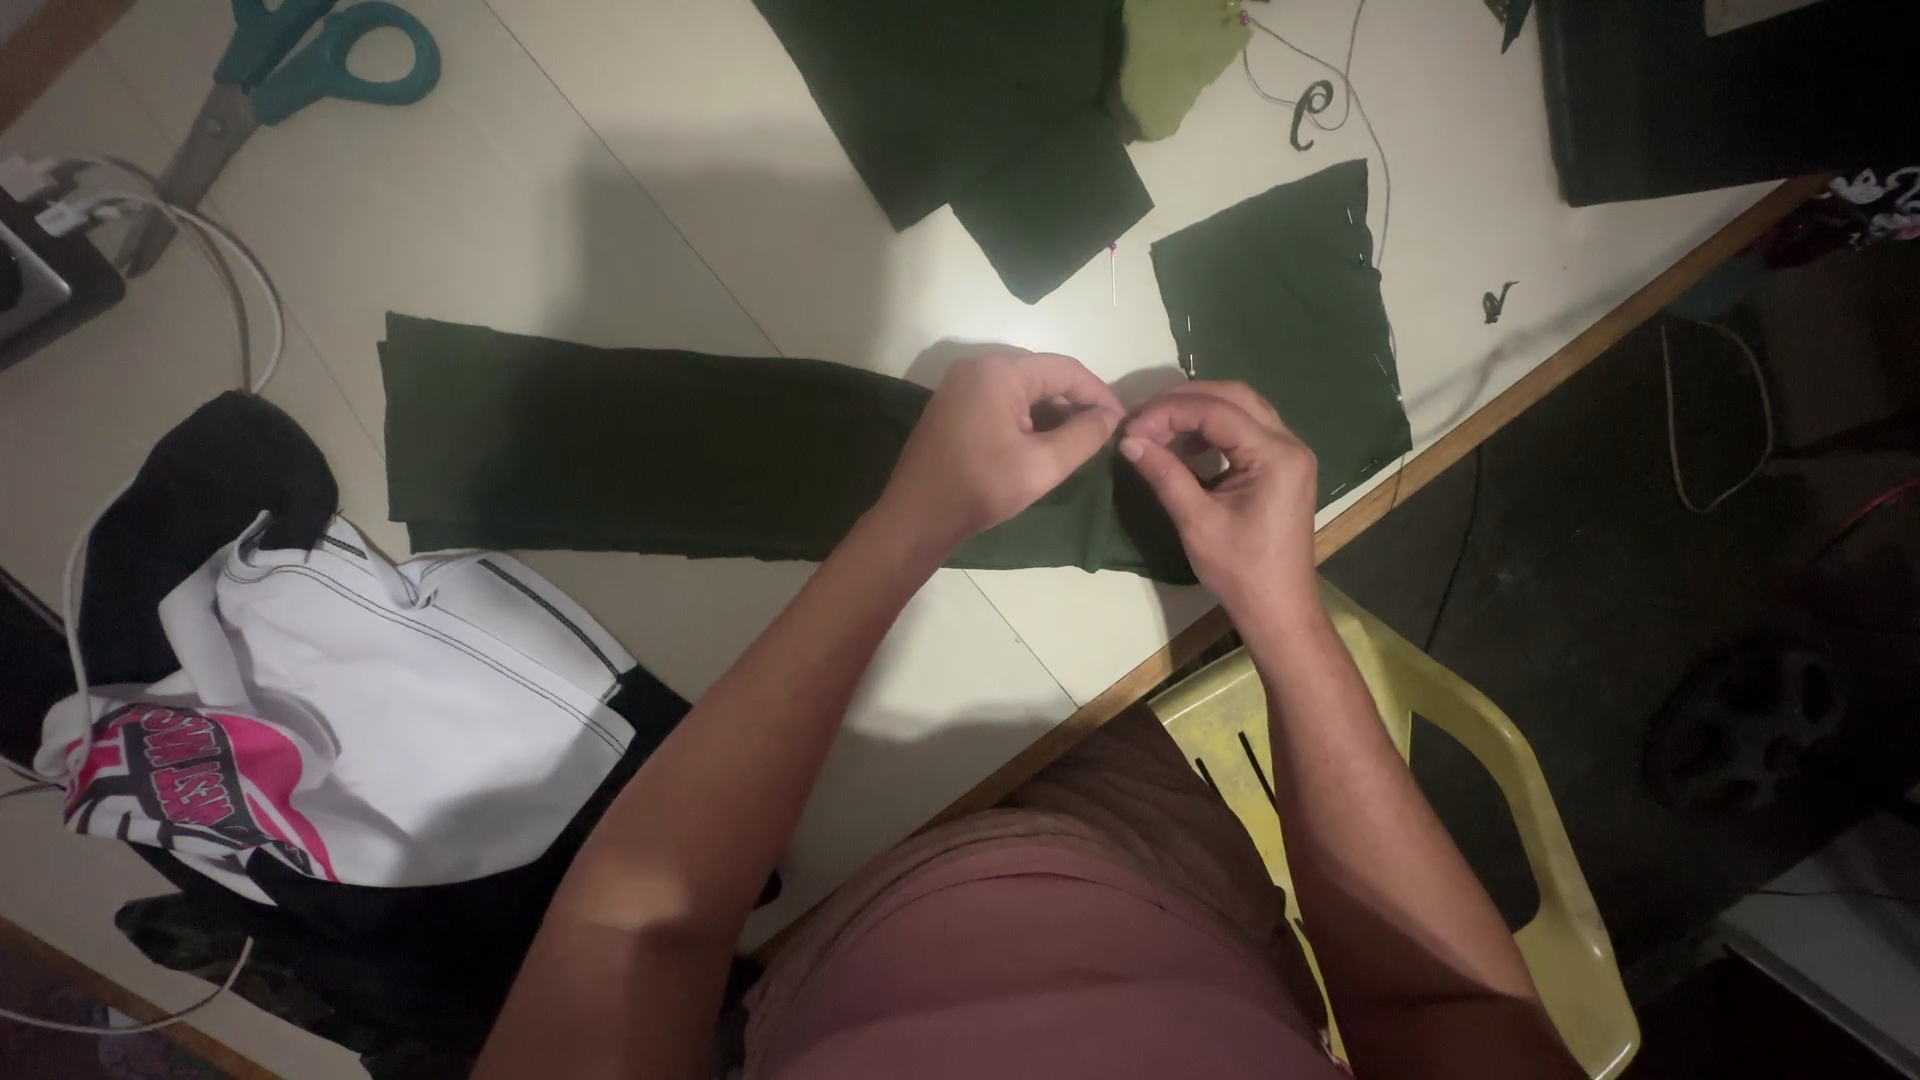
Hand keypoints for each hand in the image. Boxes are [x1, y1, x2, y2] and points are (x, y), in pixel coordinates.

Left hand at [876, 352, 1122, 552]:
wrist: (917, 517)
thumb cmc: (981, 488)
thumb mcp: (1042, 465)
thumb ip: (1084, 436)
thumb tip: (1110, 417)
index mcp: (999, 372)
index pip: (1066, 370)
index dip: (1099, 394)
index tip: (1121, 422)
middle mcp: (978, 367)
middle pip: (1043, 375)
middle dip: (1076, 402)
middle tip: (1102, 432)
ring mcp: (961, 385)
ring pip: (1022, 388)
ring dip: (1052, 410)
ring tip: (1079, 439)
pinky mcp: (953, 404)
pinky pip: (1001, 399)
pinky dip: (1027, 415)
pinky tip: (1044, 440)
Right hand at [1120, 381, 1319, 622]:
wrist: (1277, 606)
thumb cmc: (1240, 570)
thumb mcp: (1196, 522)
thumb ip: (1165, 475)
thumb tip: (1128, 441)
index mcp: (1276, 456)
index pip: (1217, 411)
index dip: (1169, 412)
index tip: (1131, 429)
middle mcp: (1289, 444)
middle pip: (1233, 396)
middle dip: (1182, 401)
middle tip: (1141, 419)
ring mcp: (1289, 453)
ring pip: (1240, 408)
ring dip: (1197, 410)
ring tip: (1157, 428)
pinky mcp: (1281, 465)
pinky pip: (1245, 428)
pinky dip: (1212, 428)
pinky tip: (1187, 447)